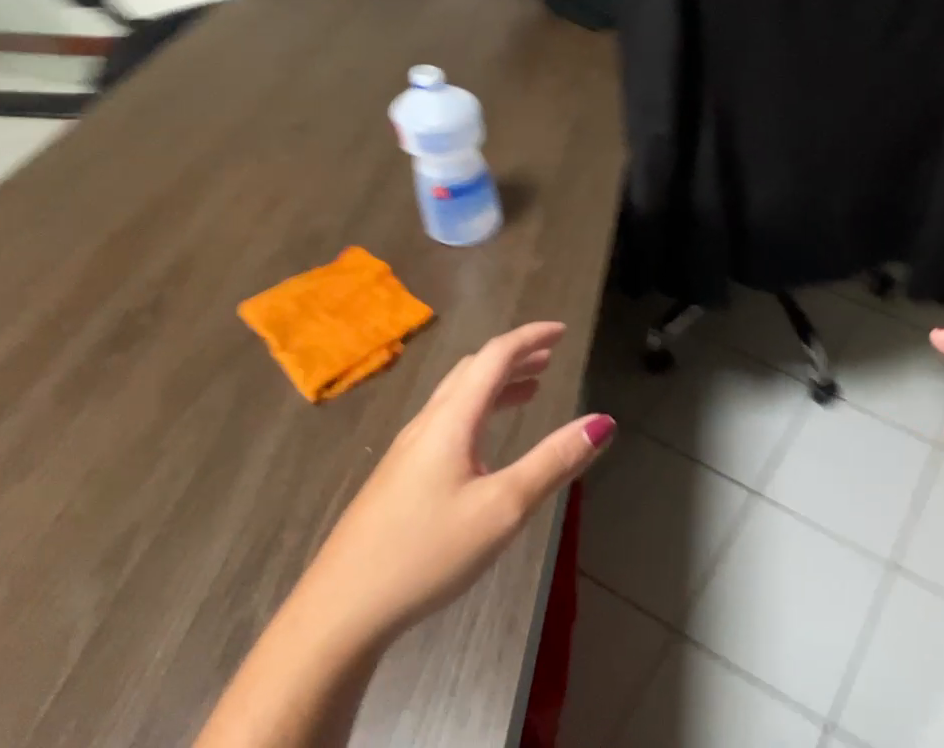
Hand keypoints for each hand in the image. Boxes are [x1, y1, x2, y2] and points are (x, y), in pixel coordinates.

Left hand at [285, 322, 615, 647]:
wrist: (339, 611)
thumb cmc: (426, 553)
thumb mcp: (503, 508)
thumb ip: (554, 461)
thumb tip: (603, 421)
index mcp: (451, 422)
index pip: (494, 358)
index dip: (529, 339)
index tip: (562, 331)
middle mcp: (426, 427)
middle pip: (471, 372)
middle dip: (513, 358)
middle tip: (550, 359)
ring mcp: (406, 454)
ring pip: (456, 399)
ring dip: (495, 386)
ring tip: (530, 392)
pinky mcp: (397, 481)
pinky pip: (445, 425)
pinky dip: (478, 413)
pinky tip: (485, 445)